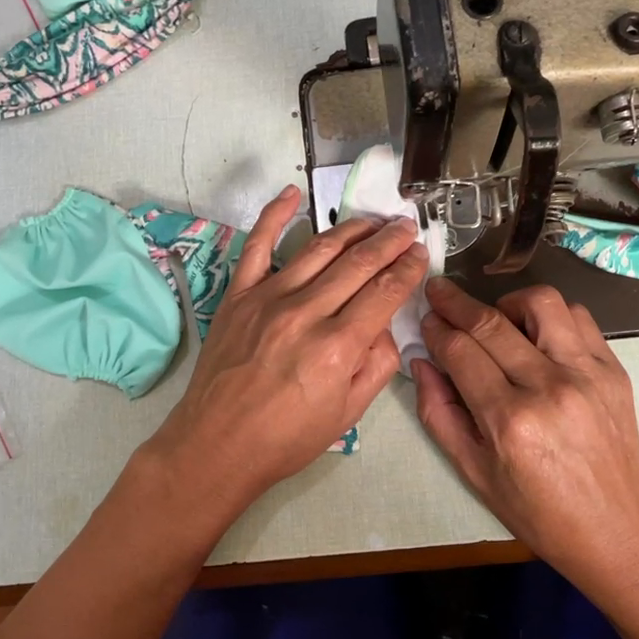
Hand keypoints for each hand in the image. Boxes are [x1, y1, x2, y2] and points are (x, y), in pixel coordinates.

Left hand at [143, 186, 427, 515]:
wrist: (217, 444)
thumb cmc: (286, 438)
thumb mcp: (348, 415)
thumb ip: (376, 366)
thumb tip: (385, 326)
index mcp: (338, 346)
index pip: (384, 292)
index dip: (408, 269)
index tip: (420, 254)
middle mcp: (306, 313)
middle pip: (358, 263)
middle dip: (389, 241)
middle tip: (406, 227)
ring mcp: (268, 298)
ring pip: (319, 249)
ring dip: (352, 229)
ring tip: (373, 220)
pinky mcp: (238, 294)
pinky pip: (257, 245)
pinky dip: (274, 216)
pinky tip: (291, 194)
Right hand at [413, 279, 638, 592]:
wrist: (614, 529)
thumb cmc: (536, 510)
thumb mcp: (472, 471)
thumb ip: (438, 412)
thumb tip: (421, 361)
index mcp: (509, 420)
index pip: (461, 351)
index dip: (436, 329)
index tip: (425, 319)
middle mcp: (549, 388)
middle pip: (491, 322)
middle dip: (456, 303)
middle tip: (438, 293)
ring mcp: (587, 374)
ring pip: (541, 303)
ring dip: (508, 302)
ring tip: (497, 319)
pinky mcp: (614, 370)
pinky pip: (578, 318)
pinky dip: (550, 316)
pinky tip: (536, 335)